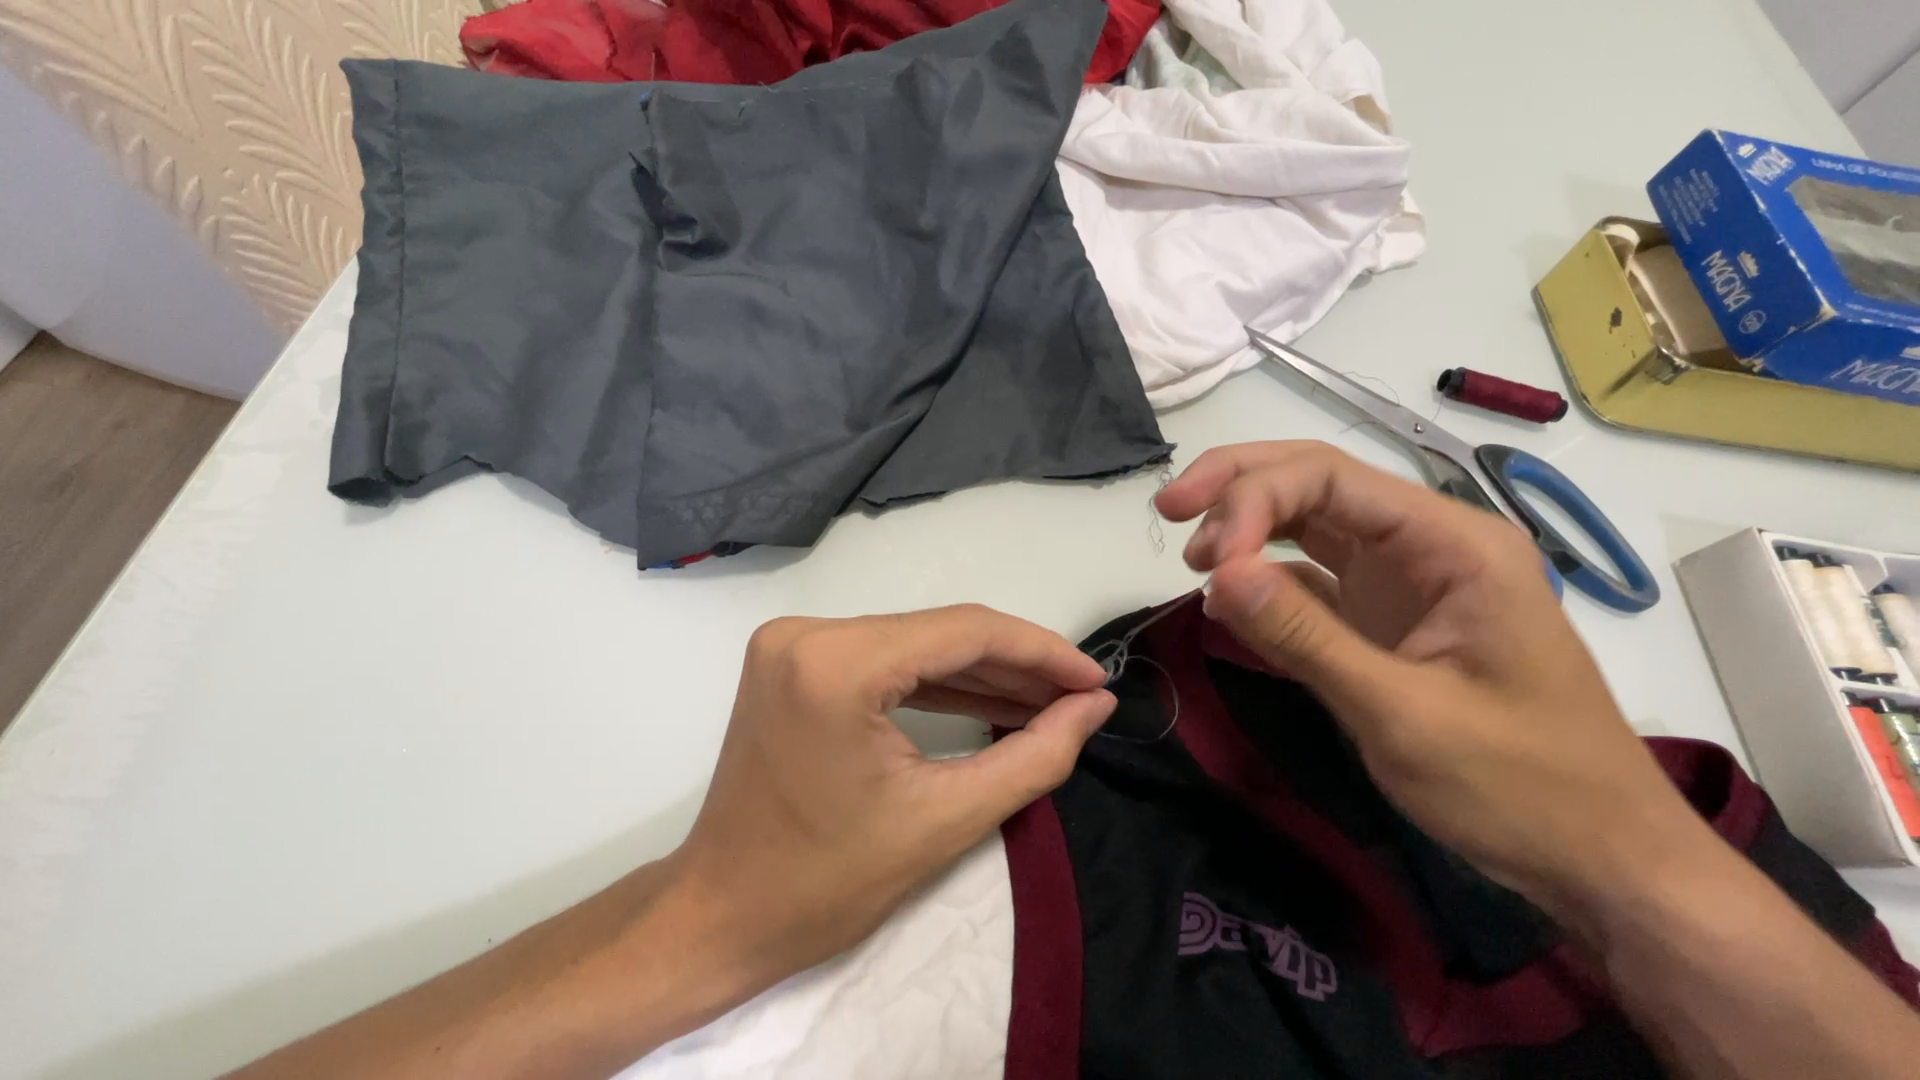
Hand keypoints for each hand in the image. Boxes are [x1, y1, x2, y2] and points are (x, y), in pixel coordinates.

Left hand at [659, 605, 1115, 990]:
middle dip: (1016, 665)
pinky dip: (936, 684)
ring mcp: (794, 645)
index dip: (1041, 652)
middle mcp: (808, 633)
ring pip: (915, 644)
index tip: (1096, 682)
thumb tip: (1093, 707)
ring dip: (981, 675)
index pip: (964, 632)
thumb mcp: (946, 820)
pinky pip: (884, 662)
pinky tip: (993, 704)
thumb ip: (1035, 756)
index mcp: (836, 663)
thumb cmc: (827, 883)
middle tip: (1080, 697)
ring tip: (1048, 704)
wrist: (723, 914)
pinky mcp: (793, 664)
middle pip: (939, 633)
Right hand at [1155, 441, 1709, 920]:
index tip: (1206, 565)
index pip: (1330, 477)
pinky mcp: (1390, 618)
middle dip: (1238, 488)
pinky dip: (1267, 581)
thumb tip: (1217, 573)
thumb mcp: (1401, 714)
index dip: (1252, 501)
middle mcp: (1429, 544)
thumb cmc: (1518, 786)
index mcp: (1452, 543)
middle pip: (1318, 480)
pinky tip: (1229, 600)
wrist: (1598, 857)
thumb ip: (1305, 636)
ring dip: (1248, 527)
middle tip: (1167, 512)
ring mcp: (1409, 580)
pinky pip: (1317, 578)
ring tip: (1192, 560)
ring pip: (1313, 522)